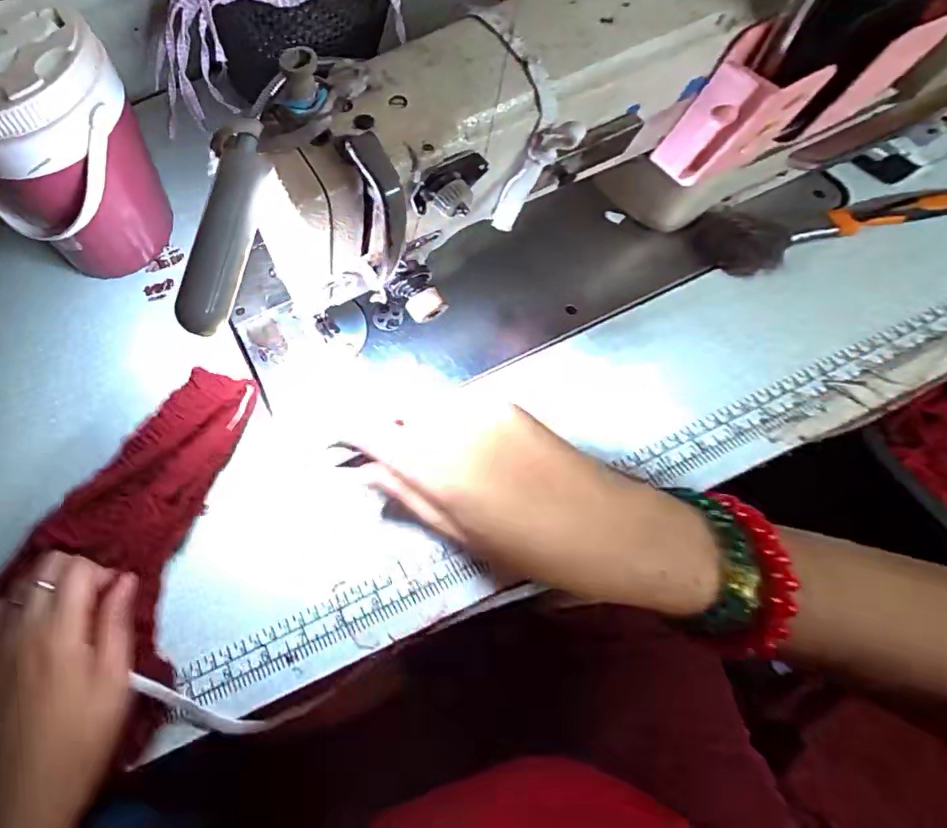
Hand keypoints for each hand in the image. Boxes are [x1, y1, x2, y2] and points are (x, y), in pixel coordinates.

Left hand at [0, 552, 136, 827]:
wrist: (23, 799)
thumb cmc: (81, 740)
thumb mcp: (115, 683)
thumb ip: (118, 623)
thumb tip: (125, 579)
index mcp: (59, 629)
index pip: (79, 567)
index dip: (103, 572)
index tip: (116, 596)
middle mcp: (21, 626)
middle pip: (47, 565)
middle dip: (76, 571)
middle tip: (94, 601)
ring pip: (18, 584)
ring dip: (45, 585)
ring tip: (64, 612)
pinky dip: (9, 606)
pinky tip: (23, 625)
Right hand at [339, 392, 722, 616]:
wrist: (617, 527)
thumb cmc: (537, 551)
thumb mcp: (466, 537)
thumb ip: (411, 499)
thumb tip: (368, 474)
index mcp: (439, 465)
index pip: (371, 429)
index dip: (344, 429)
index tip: (330, 438)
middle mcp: (455, 423)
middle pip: (394, 398)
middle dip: (376, 416)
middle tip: (370, 447)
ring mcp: (482, 405)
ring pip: (424, 396)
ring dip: (407, 414)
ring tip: (412, 449)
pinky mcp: (505, 400)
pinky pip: (455, 400)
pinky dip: (439, 415)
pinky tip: (453, 443)